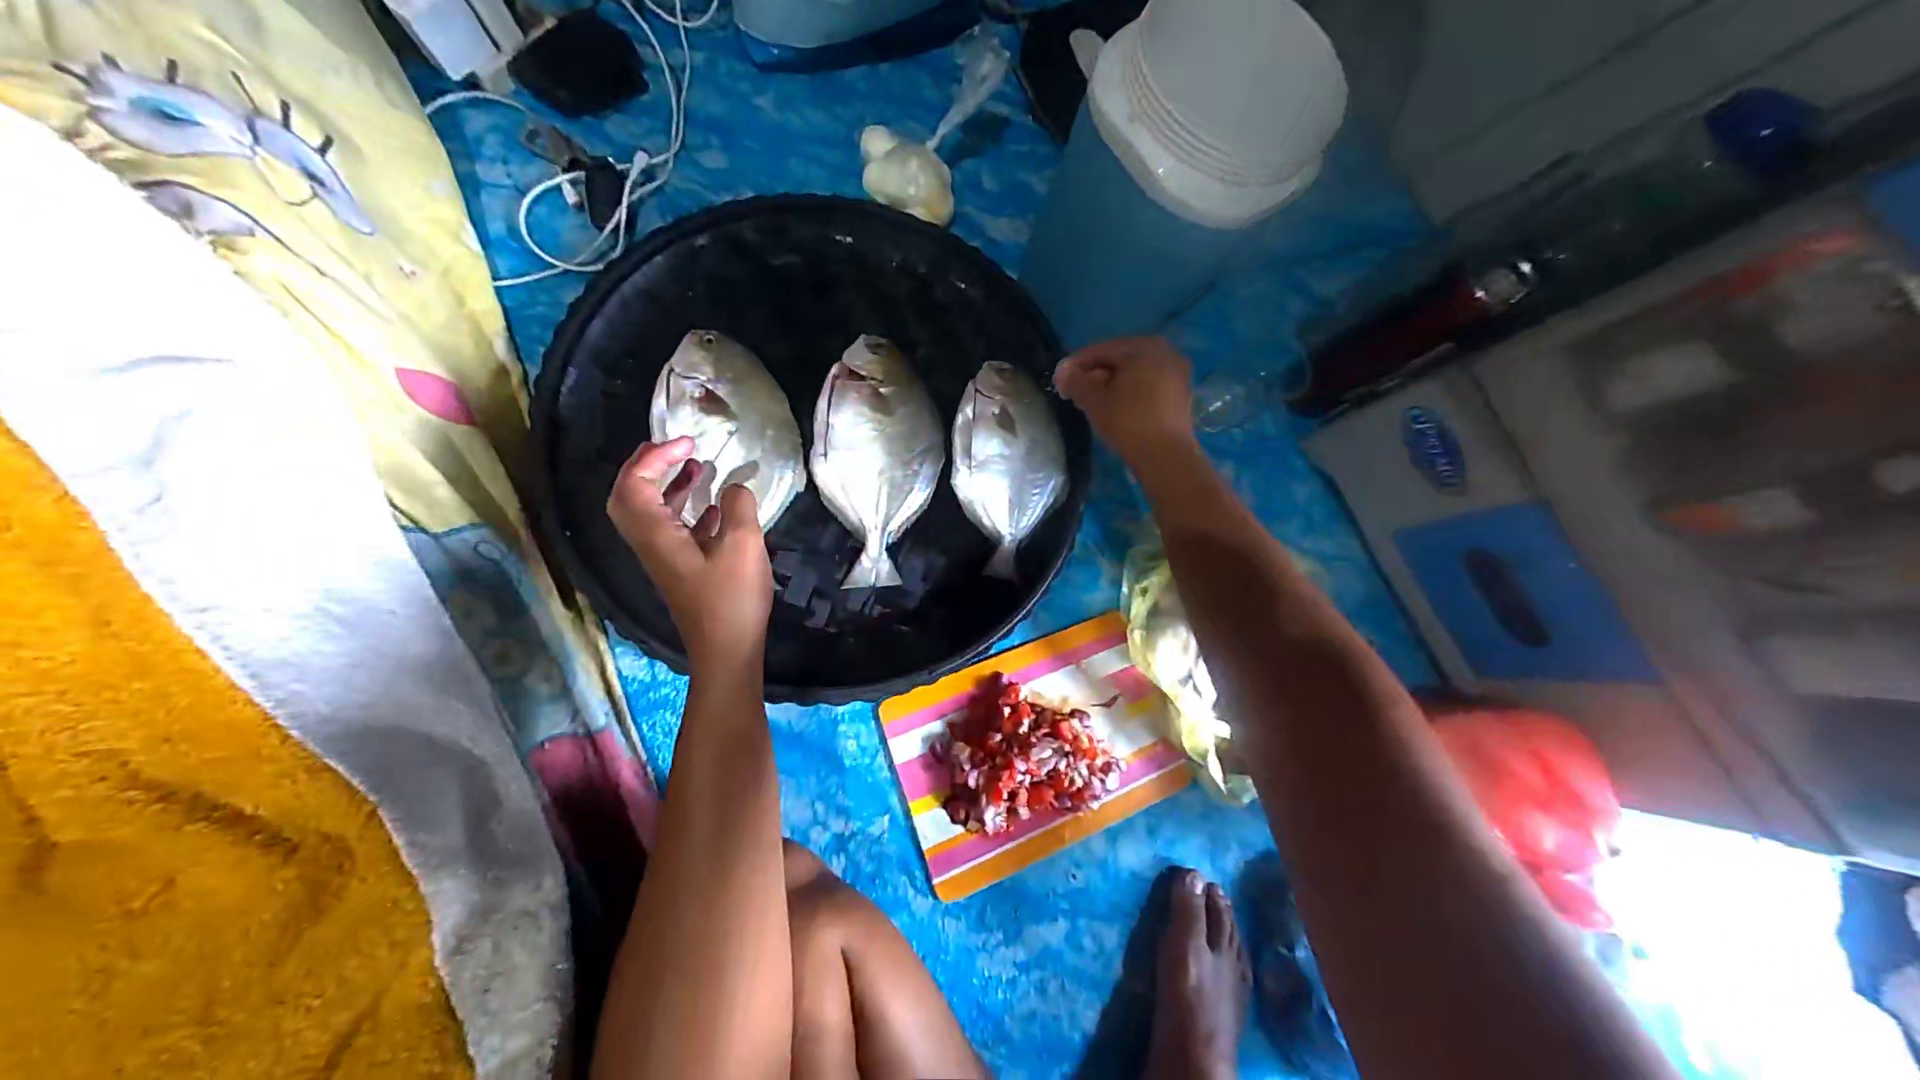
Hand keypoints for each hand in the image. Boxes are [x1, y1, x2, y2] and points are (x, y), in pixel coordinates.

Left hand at [607, 437, 772, 664]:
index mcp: (655, 534)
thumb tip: (733, 487)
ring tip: (698, 467)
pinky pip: (672, 528)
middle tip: (677, 448)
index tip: (690, 443)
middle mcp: (650, 543)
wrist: (726, 650)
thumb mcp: (743, 546)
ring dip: (669, 485)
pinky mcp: (680, 569)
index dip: (656, 456)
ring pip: (651, 512)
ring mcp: (663, 557)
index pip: (635, 483)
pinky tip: (716, 505)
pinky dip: (687, 508)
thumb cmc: (732, 599)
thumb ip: (739, 506)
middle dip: (649, 466)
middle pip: (629, 495)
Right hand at [1053, 336, 1196, 468]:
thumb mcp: (1094, 401)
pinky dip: (1131, 390)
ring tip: (1093, 399)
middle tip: (1075, 390)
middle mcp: (1164, 351)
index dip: (1077, 364)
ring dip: (1113, 382)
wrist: (1165, 455)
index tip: (1059, 379)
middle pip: (1120, 359)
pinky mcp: (1182, 391)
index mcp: (1142, 347)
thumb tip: (1062, 372)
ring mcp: (1177, 371)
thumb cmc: (1127, 422)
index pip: (1101, 350)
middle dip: (1095, 373)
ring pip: (1135, 371)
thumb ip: (1075, 381)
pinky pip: (1149, 383)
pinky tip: (1117, 405)